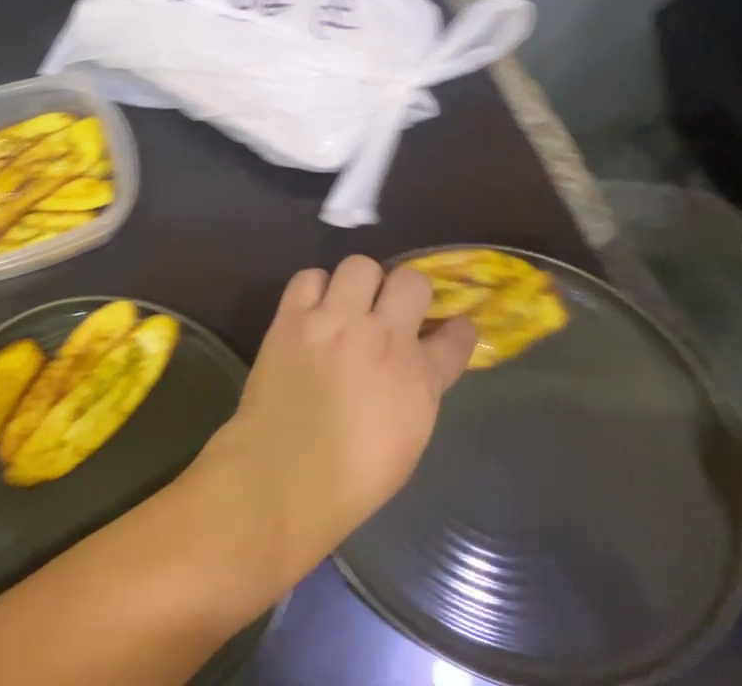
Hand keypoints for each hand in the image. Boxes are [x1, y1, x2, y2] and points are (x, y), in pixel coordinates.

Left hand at [197, 256, 475, 578]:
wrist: (284, 475)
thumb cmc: (352, 477)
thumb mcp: (408, 438)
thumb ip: (417, 391)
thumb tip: (413, 368)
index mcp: (421, 378)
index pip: (456, 337)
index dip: (456, 329)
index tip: (452, 327)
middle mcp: (383, 338)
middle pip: (411, 281)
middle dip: (405, 293)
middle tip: (388, 311)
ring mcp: (335, 322)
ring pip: (359, 265)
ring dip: (359, 283)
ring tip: (347, 304)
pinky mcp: (292, 319)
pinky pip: (308, 277)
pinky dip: (314, 288)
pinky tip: (312, 309)